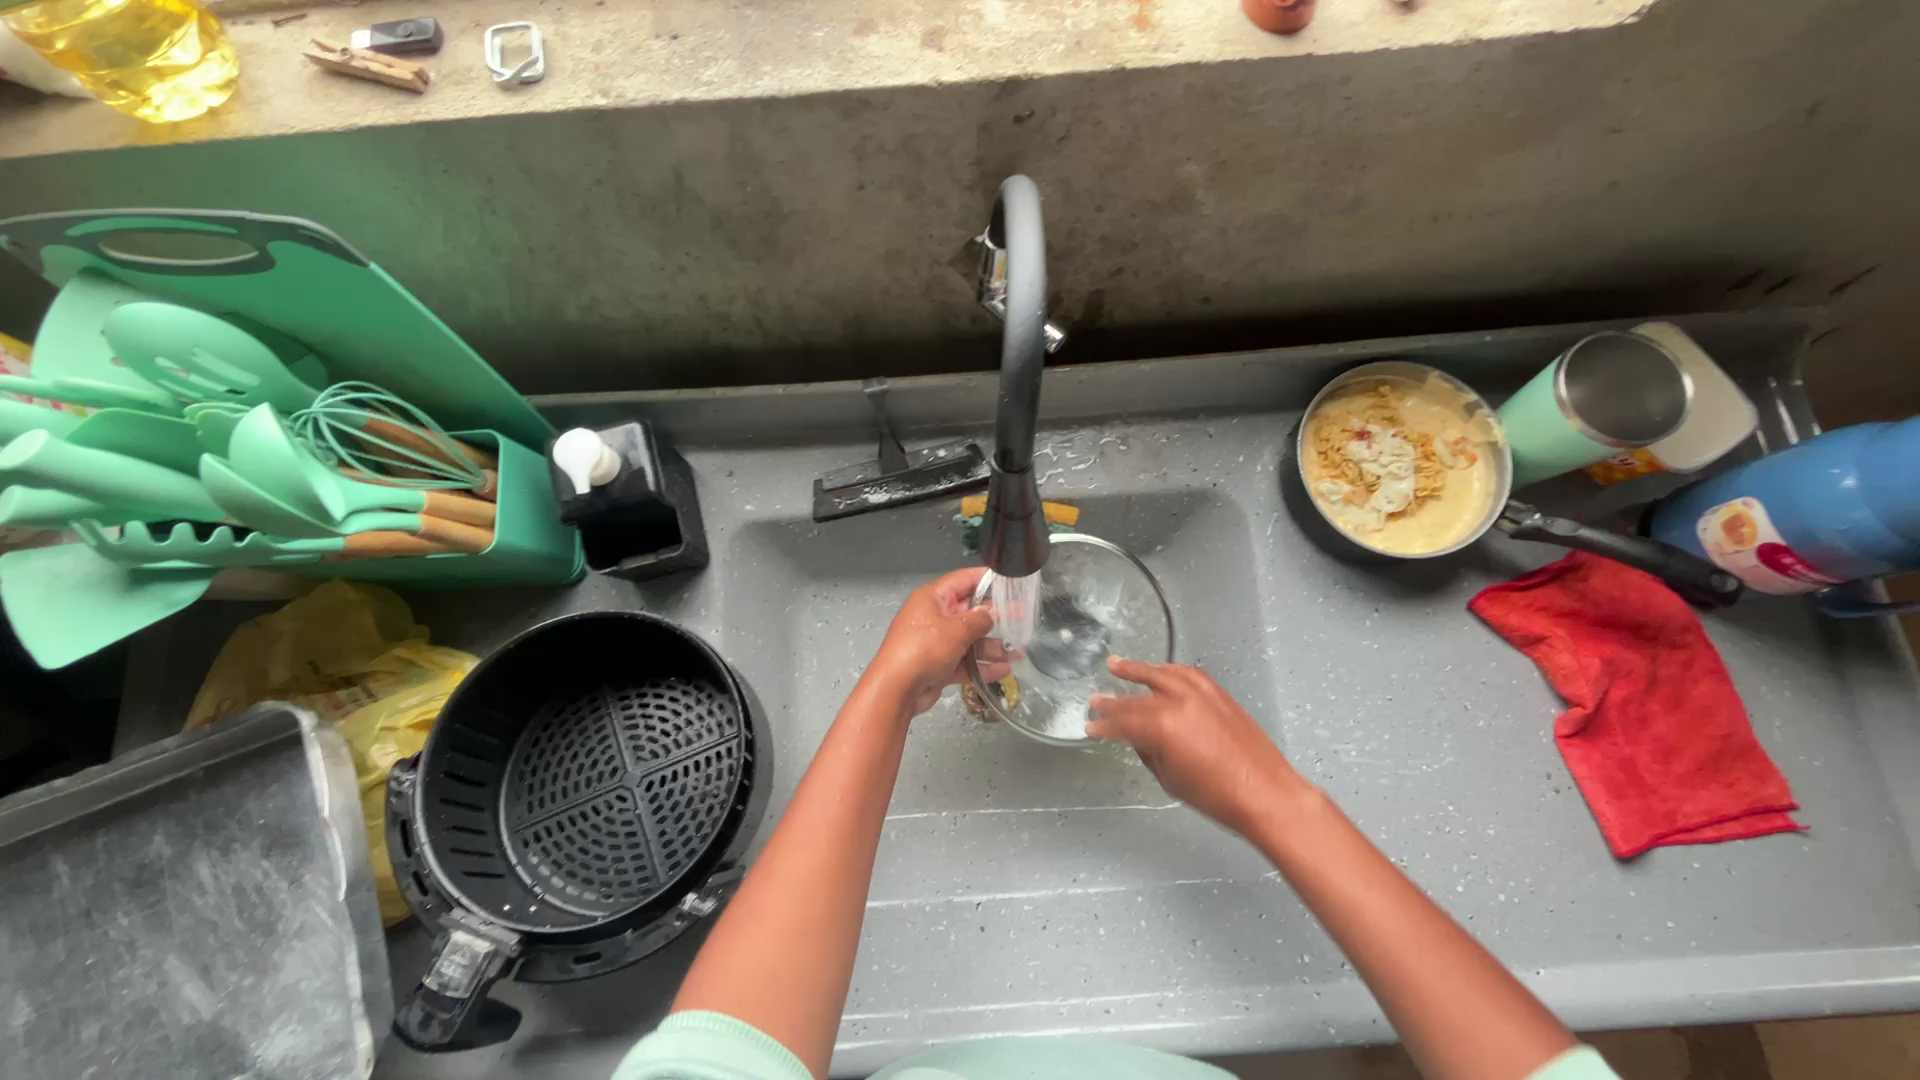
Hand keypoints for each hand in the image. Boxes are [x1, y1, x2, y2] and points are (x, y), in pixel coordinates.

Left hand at [871, 566, 1008, 715]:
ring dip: (992, 647)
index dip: (987, 579)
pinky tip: (1004, 670)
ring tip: (1018, 653)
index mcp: (933, 598)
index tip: (1010, 581)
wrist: (896, 689)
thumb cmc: (924, 649)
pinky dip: (982, 666)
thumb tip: (992, 614)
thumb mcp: (956, 629)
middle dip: (996, 618)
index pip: (964, 580)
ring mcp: (936, 643)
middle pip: (970, 612)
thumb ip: (979, 619)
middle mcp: (934, 617)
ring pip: (970, 641)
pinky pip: (965, 662)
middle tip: (1023, 619)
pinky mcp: (939, 665)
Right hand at [1088, 657, 1303, 835]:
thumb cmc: (1216, 796)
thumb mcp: (1170, 779)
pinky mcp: (1219, 694)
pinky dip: (1170, 671)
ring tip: (1116, 664)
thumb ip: (1148, 752)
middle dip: (1114, 701)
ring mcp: (1201, 694)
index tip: (1091, 727)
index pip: (1124, 723)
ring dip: (1138, 670)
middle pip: (1138, 699)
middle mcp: (1180, 702)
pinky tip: (1161, 670)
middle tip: (1096, 699)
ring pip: (1162, 675)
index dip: (1104, 726)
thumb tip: (1137, 739)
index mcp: (1163, 726)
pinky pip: (1188, 674)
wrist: (1266, 794)